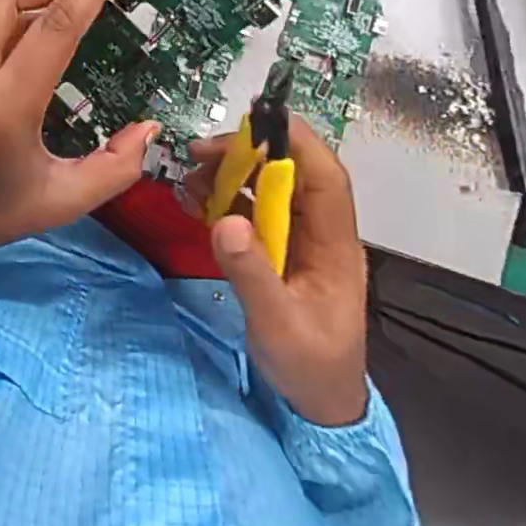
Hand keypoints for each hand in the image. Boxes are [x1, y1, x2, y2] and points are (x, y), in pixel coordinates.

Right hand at [183, 120, 369, 425]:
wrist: (321, 404)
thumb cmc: (310, 366)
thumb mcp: (278, 324)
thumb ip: (253, 273)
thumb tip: (226, 219)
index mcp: (334, 246)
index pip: (324, 179)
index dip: (295, 143)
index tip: (255, 121)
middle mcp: (319, 235)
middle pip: (291, 176)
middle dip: (248, 155)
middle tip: (199, 152)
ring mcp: (297, 243)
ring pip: (267, 191)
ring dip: (231, 176)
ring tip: (191, 176)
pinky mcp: (277, 253)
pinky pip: (251, 214)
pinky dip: (224, 201)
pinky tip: (197, 200)